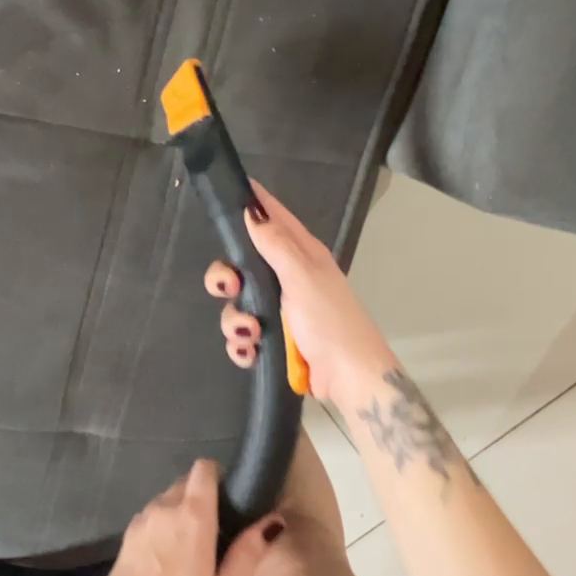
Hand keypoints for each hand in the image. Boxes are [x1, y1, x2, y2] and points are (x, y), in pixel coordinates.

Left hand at [86, 459, 283, 575]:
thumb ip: (249, 554)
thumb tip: (271, 521)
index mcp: (191, 517)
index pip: (203, 469)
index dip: (218, 476)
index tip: (230, 500)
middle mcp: (161, 510)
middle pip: (185, 485)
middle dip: (202, 501)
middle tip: (218, 538)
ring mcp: (139, 525)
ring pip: (166, 504)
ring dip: (181, 517)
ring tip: (193, 556)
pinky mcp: (124, 542)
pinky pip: (151, 522)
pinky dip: (163, 531)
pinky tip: (169, 567)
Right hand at [206, 181, 397, 411]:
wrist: (348, 379)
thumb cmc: (330, 322)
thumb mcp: (303, 277)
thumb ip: (275, 244)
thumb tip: (251, 210)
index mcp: (301, 256)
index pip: (273, 219)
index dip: (252, 205)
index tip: (227, 196)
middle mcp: (287, 280)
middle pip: (240, 266)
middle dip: (227, 278)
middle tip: (229, 289)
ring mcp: (279, 313)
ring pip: (237, 305)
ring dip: (236, 321)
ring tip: (250, 333)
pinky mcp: (273, 341)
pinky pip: (242, 337)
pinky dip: (242, 346)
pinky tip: (250, 353)